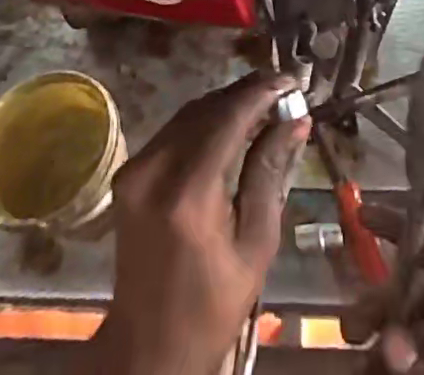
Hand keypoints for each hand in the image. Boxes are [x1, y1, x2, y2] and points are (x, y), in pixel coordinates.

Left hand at [77, 72, 310, 374]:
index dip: (262, 92)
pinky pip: (173, 130)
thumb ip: (270, 172)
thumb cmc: (213, 302)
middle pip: (206, 109)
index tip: (291, 79)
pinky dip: (205, 120)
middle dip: (247, 93)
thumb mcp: (256, 242)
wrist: (148, 343)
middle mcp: (154, 171)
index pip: (228, 119)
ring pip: (188, 114)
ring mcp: (135, 170)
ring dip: (227, 103)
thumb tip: (295, 120)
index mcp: (189, 195)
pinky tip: (232, 124)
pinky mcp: (128, 173)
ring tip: (265, 103)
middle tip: (283, 90)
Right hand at [344, 204, 423, 374]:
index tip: (366, 218)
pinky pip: (421, 366)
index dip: (407, 232)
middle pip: (422, 298)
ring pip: (415, 337)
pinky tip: (368, 369)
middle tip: (351, 328)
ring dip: (383, 343)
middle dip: (383, 303)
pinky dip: (393, 367)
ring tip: (358, 361)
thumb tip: (388, 343)